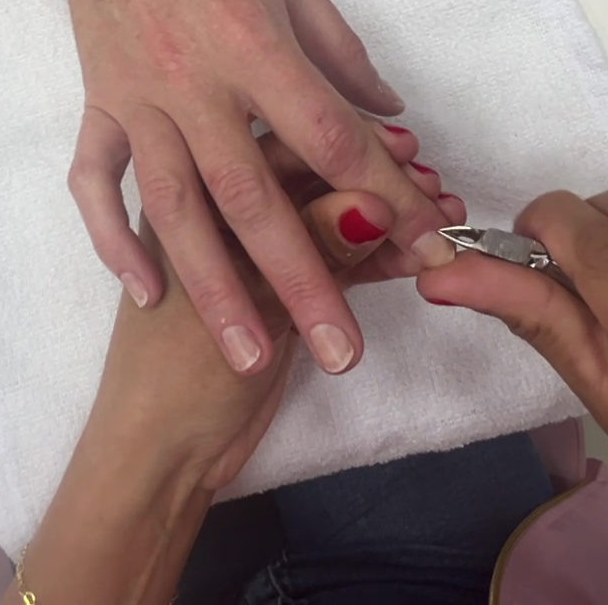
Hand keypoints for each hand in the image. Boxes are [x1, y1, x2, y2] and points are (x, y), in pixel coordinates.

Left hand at [10, 133, 459, 604]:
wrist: (163, 455)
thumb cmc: (178, 370)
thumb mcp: (250, 300)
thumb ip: (310, 249)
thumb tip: (376, 202)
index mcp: (197, 194)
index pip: (278, 155)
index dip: (341, 151)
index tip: (403, 153)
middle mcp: (227, 211)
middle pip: (311, 183)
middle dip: (374, 181)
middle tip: (433, 184)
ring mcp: (259, 252)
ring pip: (329, 223)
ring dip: (385, 222)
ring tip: (445, 218)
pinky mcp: (284, 290)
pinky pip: (335, 264)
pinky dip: (376, 260)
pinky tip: (418, 256)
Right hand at [59, 0, 451, 377]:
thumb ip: (340, 51)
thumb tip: (390, 111)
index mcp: (253, 44)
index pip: (330, 136)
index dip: (386, 192)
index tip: (428, 243)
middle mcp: (194, 84)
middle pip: (254, 197)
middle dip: (302, 279)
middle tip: (342, 352)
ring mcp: (137, 103)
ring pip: (175, 209)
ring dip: (211, 287)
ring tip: (247, 358)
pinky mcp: (97, 110)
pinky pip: (94, 185)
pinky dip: (112, 240)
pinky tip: (144, 291)